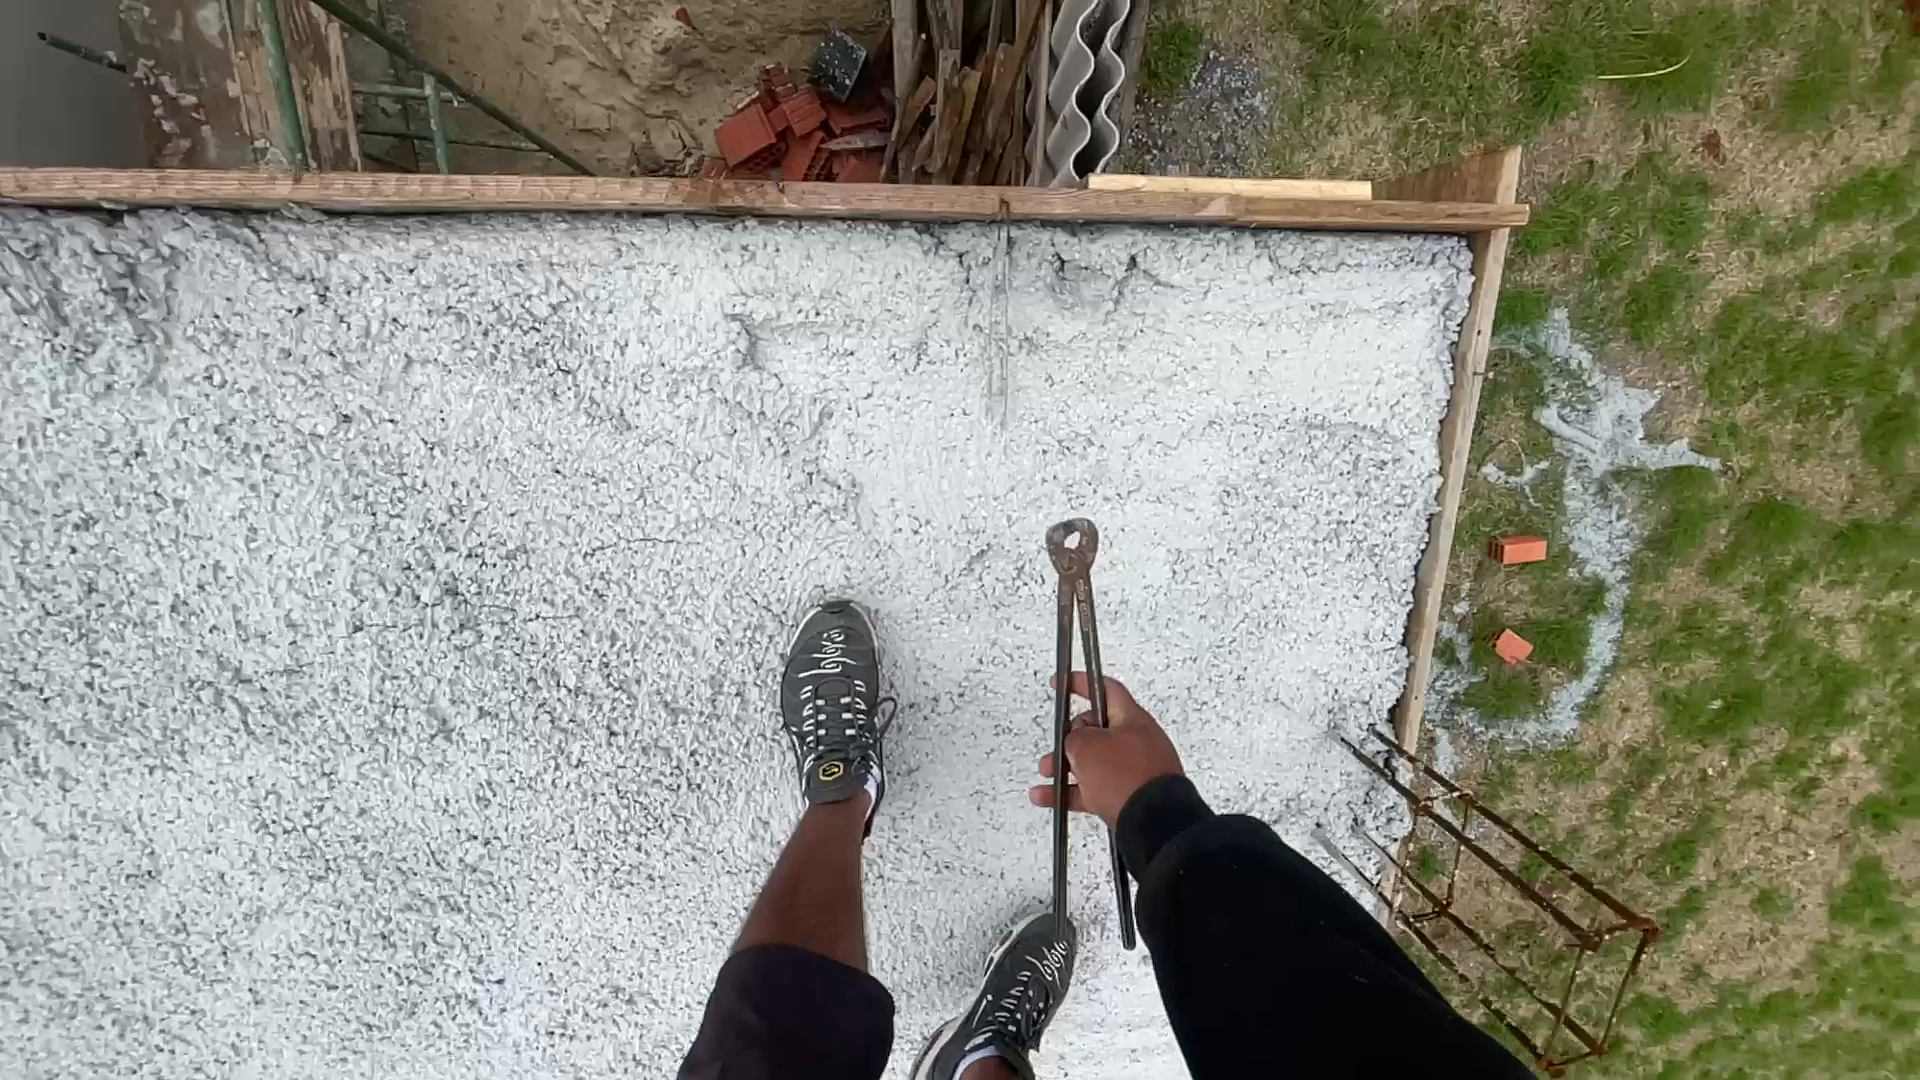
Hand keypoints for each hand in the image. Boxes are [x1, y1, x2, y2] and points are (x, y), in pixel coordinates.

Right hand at [1029, 673, 1182, 828]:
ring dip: (1066, 766)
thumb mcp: (1086, 746)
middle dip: (1069, 738)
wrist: (1155, 825)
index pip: (1104, 689)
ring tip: (1049, 773)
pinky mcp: (1134, 795)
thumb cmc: (1128, 779)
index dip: (1080, 683)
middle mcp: (1138, 741)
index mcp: (1132, 719)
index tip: (1063, 682)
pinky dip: (1073, 791)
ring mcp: (1137, 770)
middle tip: (1058, 747)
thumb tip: (1073, 745)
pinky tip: (1050, 797)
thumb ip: (1073, 737)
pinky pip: (1096, 788)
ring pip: (1094, 761)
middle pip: (1096, 730)